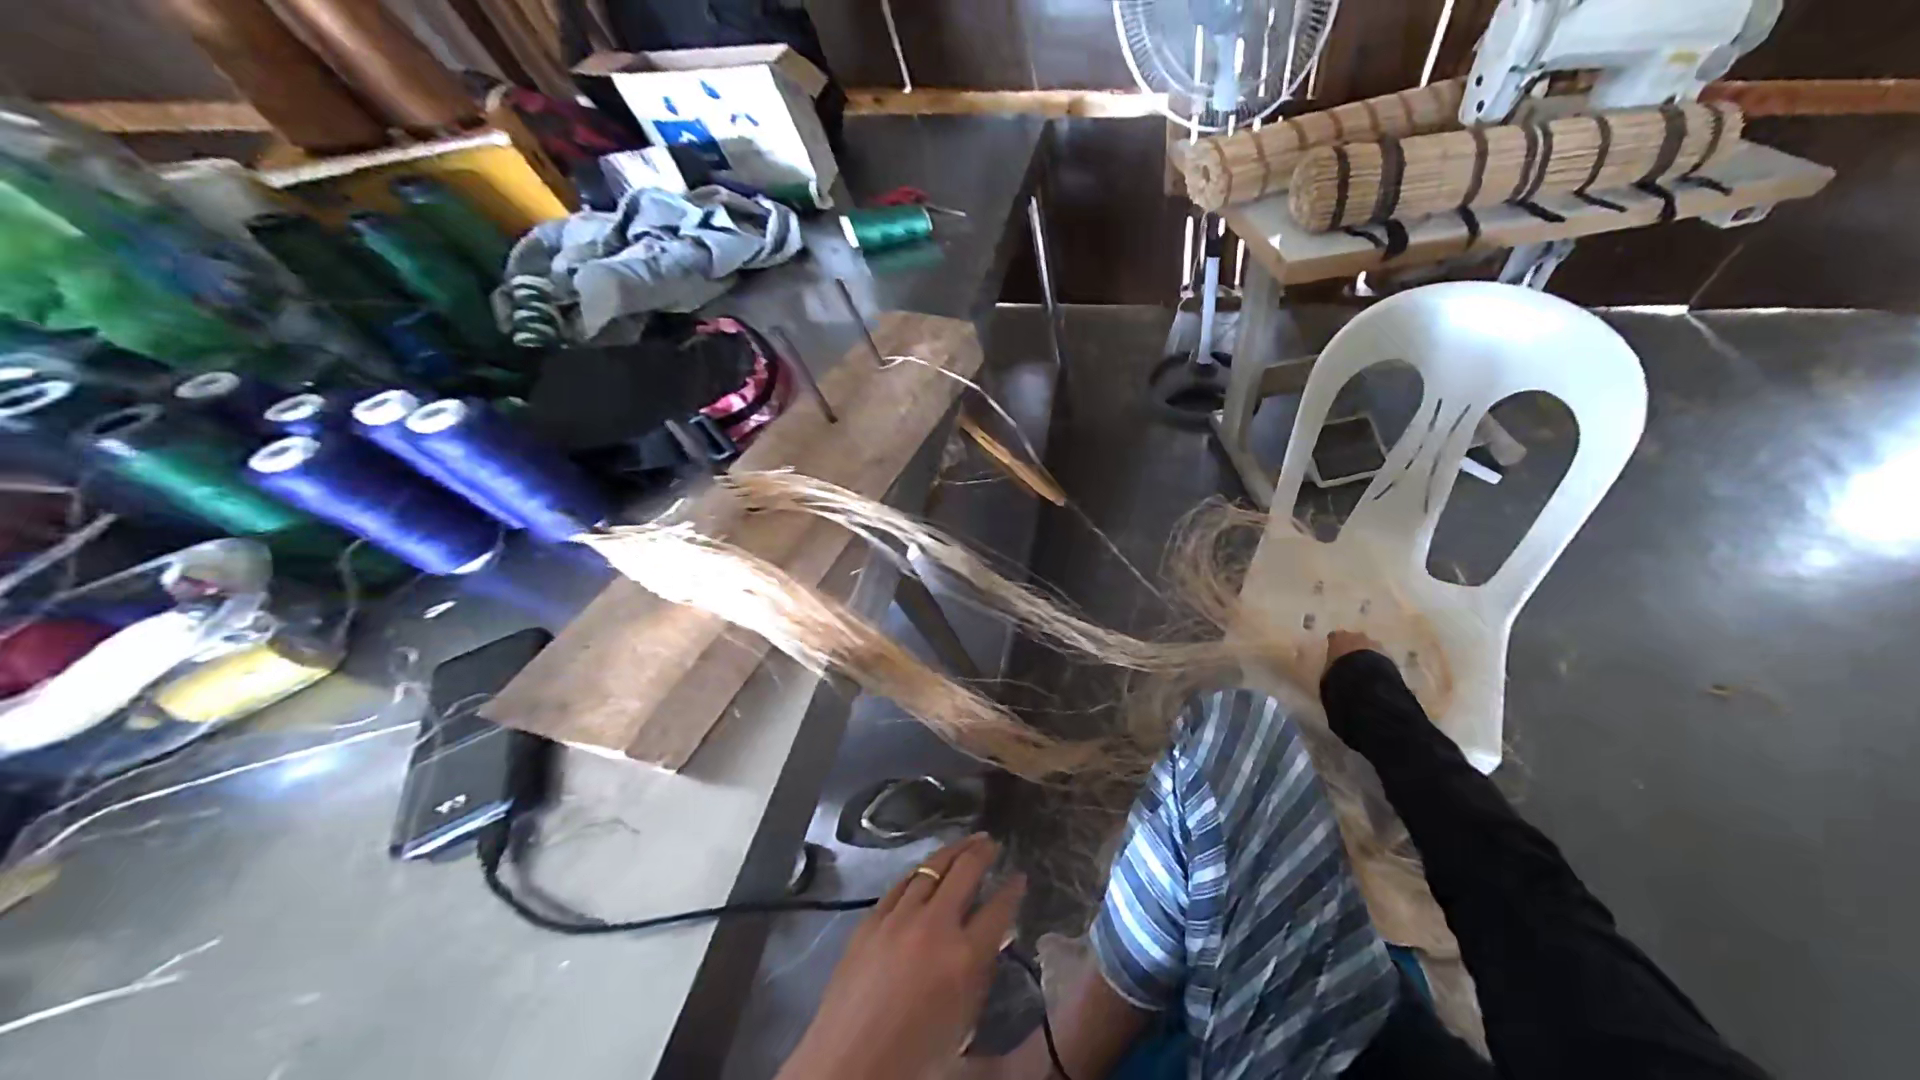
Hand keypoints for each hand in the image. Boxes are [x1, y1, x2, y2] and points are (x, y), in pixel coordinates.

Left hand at [778, 835, 1025, 1079]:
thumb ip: (981, 973)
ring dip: (951, 852)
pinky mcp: (871, 919)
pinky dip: (918, 873)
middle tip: (991, 842)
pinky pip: (900, 885)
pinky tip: (925, 869)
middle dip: (982, 853)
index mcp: (964, 956)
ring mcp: (898, 918)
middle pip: (964, 873)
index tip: (1019, 876)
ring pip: (930, 869)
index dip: (1012, 890)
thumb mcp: (964, 1019)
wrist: (852, 1063)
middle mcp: (934, 926)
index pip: (998, 909)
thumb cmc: (917, 1055)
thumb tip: (989, 939)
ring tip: (965, 843)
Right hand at [1325, 629, 1383, 675]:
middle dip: (1353, 647)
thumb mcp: (1327, 671)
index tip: (1334, 653)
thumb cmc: (1338, 671)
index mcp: (1337, 637)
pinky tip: (1376, 674)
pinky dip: (1379, 663)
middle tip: (1351, 660)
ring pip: (1370, 646)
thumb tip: (1328, 674)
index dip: (1335, 645)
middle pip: (1354, 638)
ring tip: (1366, 669)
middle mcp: (1356, 636)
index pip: (1334, 637)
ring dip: (1368, 654)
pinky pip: (1381, 657)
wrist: (1365, 677)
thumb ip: (1329, 667)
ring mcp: (1374, 643)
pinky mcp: (1388, 654)